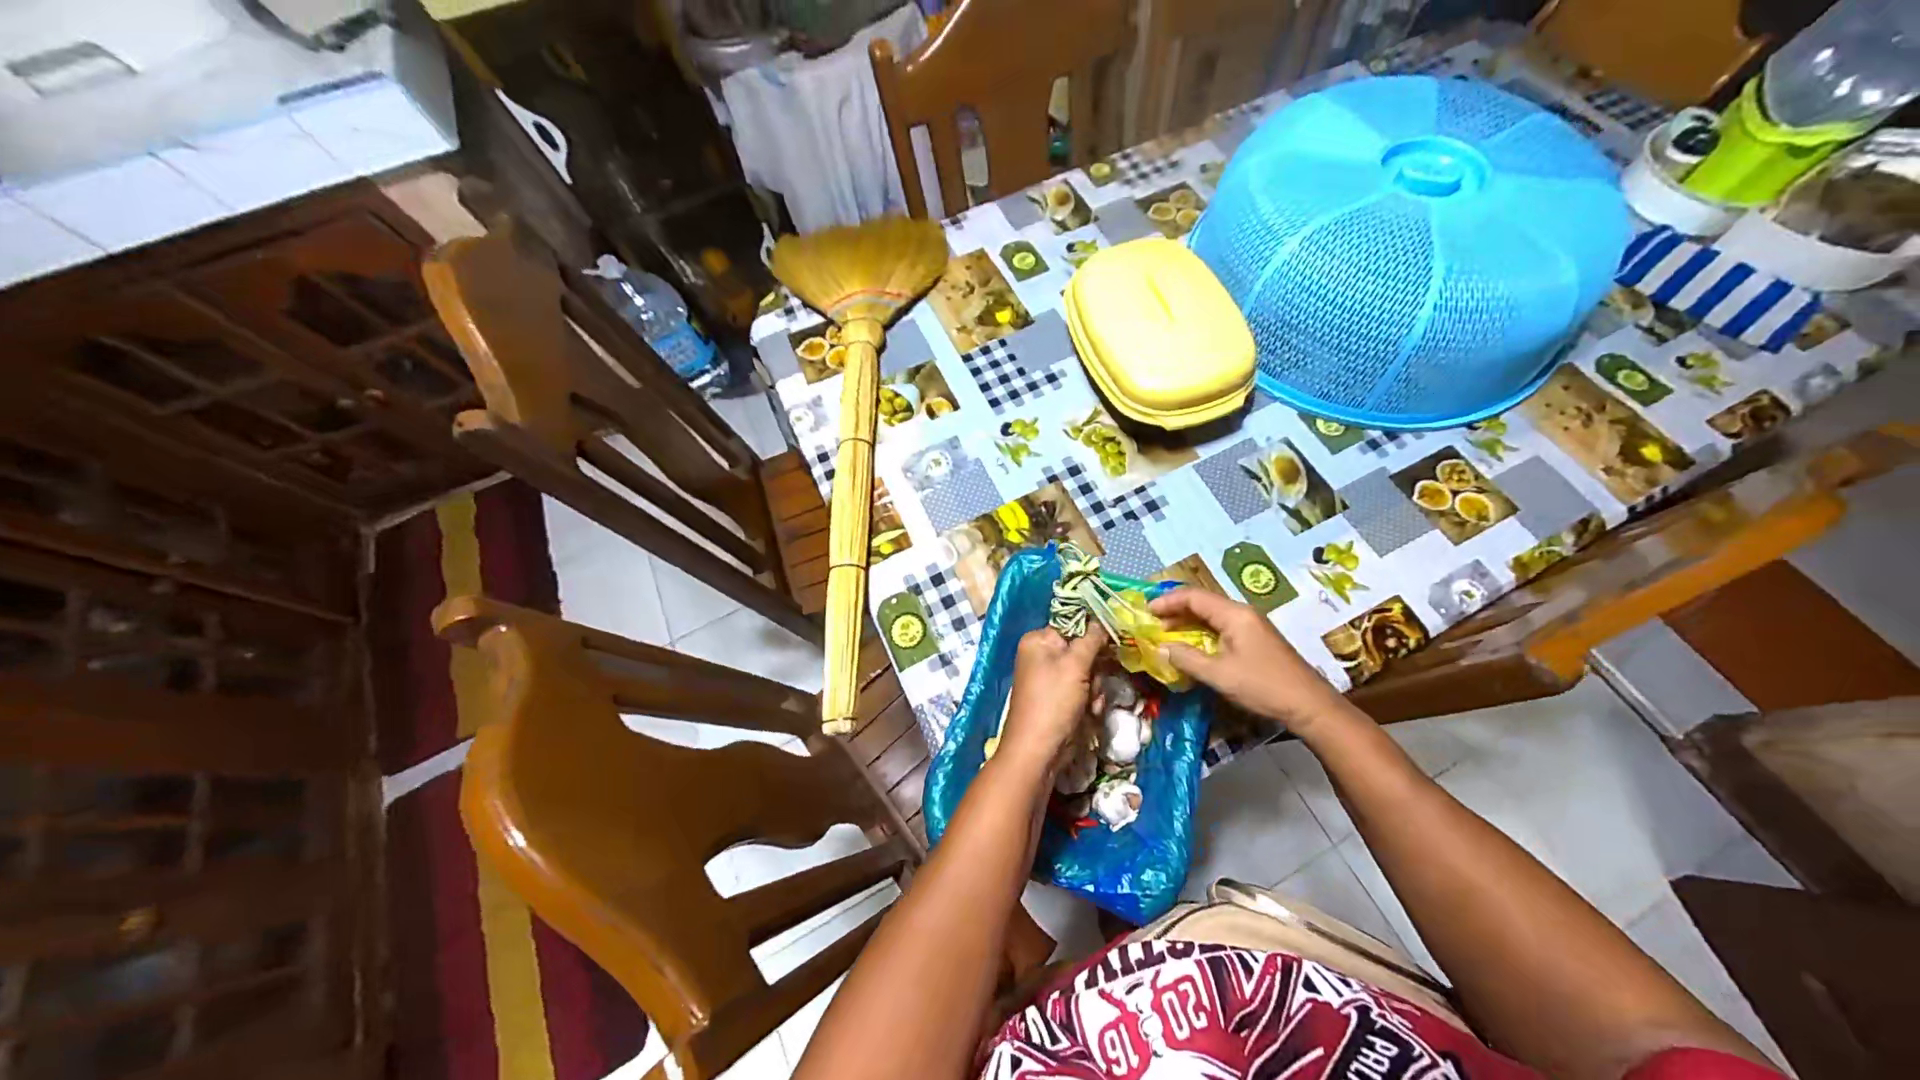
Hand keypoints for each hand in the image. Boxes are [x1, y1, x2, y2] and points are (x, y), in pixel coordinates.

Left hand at [998, 625, 1106, 771]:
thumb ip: (1092, 638)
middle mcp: (1043, 655)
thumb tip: (1103, 617)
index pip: (1073, 624)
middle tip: (1093, 682)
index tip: (1113, 641)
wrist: (1039, 750)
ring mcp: (1053, 678)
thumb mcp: (1074, 665)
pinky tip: (1088, 713)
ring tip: (1089, 703)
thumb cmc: (1053, 701)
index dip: (1094, 632)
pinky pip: (1085, 690)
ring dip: (1095, 688)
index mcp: (1038, 640)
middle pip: (1084, 649)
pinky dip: (1090, 701)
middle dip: (1095, 668)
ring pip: (1089, 671)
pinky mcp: (1062, 697)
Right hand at [1148, 589, 1353, 733]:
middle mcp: (1243, 613)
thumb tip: (1160, 648)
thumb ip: (1186, 658)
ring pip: (1212, 615)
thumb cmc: (1263, 686)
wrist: (1310, 706)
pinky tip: (1191, 645)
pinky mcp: (1256, 640)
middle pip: (1202, 602)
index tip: (1146, 611)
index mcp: (1234, 615)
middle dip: (1175, 610)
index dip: (1167, 601)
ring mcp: (1252, 626)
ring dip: (1187, 622)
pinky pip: (1221, 627)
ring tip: (1165, 633)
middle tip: (1151, 623)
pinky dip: (1201, 632)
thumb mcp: (1218, 674)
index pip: (1193, 596)